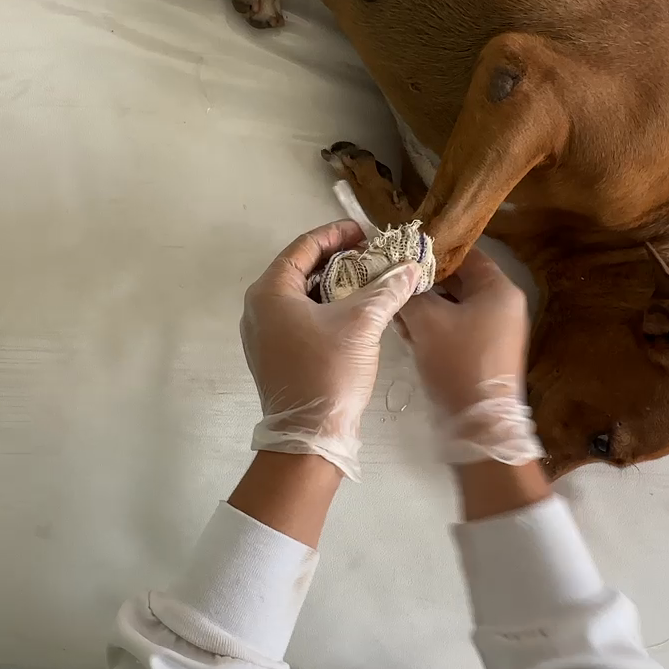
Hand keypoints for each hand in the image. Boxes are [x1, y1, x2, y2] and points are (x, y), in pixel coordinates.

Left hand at [241, 221, 421, 481]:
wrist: (309, 435)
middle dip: (337, 259)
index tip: (367, 232)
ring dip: (332, 284)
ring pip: (299, 294)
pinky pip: (296, 316)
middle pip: (300, 268)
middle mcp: (258, 307)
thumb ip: (387, 289)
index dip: (338, 234)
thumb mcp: (362, 324)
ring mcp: (261, 332)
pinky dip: (323, 307)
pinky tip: (351, 311)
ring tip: (367, 281)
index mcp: (270, 291)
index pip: (304, 246)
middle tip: (371, 256)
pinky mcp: (271, 352)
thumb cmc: (329, 372)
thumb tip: (410, 268)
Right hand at [398, 247, 543, 465]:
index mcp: (499, 290)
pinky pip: (454, 327)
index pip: (466, 254)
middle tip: (392, 278)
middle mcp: (501, 306)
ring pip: (452, 305)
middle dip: (424, 281)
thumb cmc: (458, 362)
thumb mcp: (427, 321)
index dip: (434, 249)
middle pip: (458, 280)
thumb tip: (395, 277)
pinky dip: (432, 325)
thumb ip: (409, 293)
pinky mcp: (482, 351)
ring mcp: (493, 330)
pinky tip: (405, 329)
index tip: (403, 250)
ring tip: (394, 305)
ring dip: (424, 305)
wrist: (478, 423)